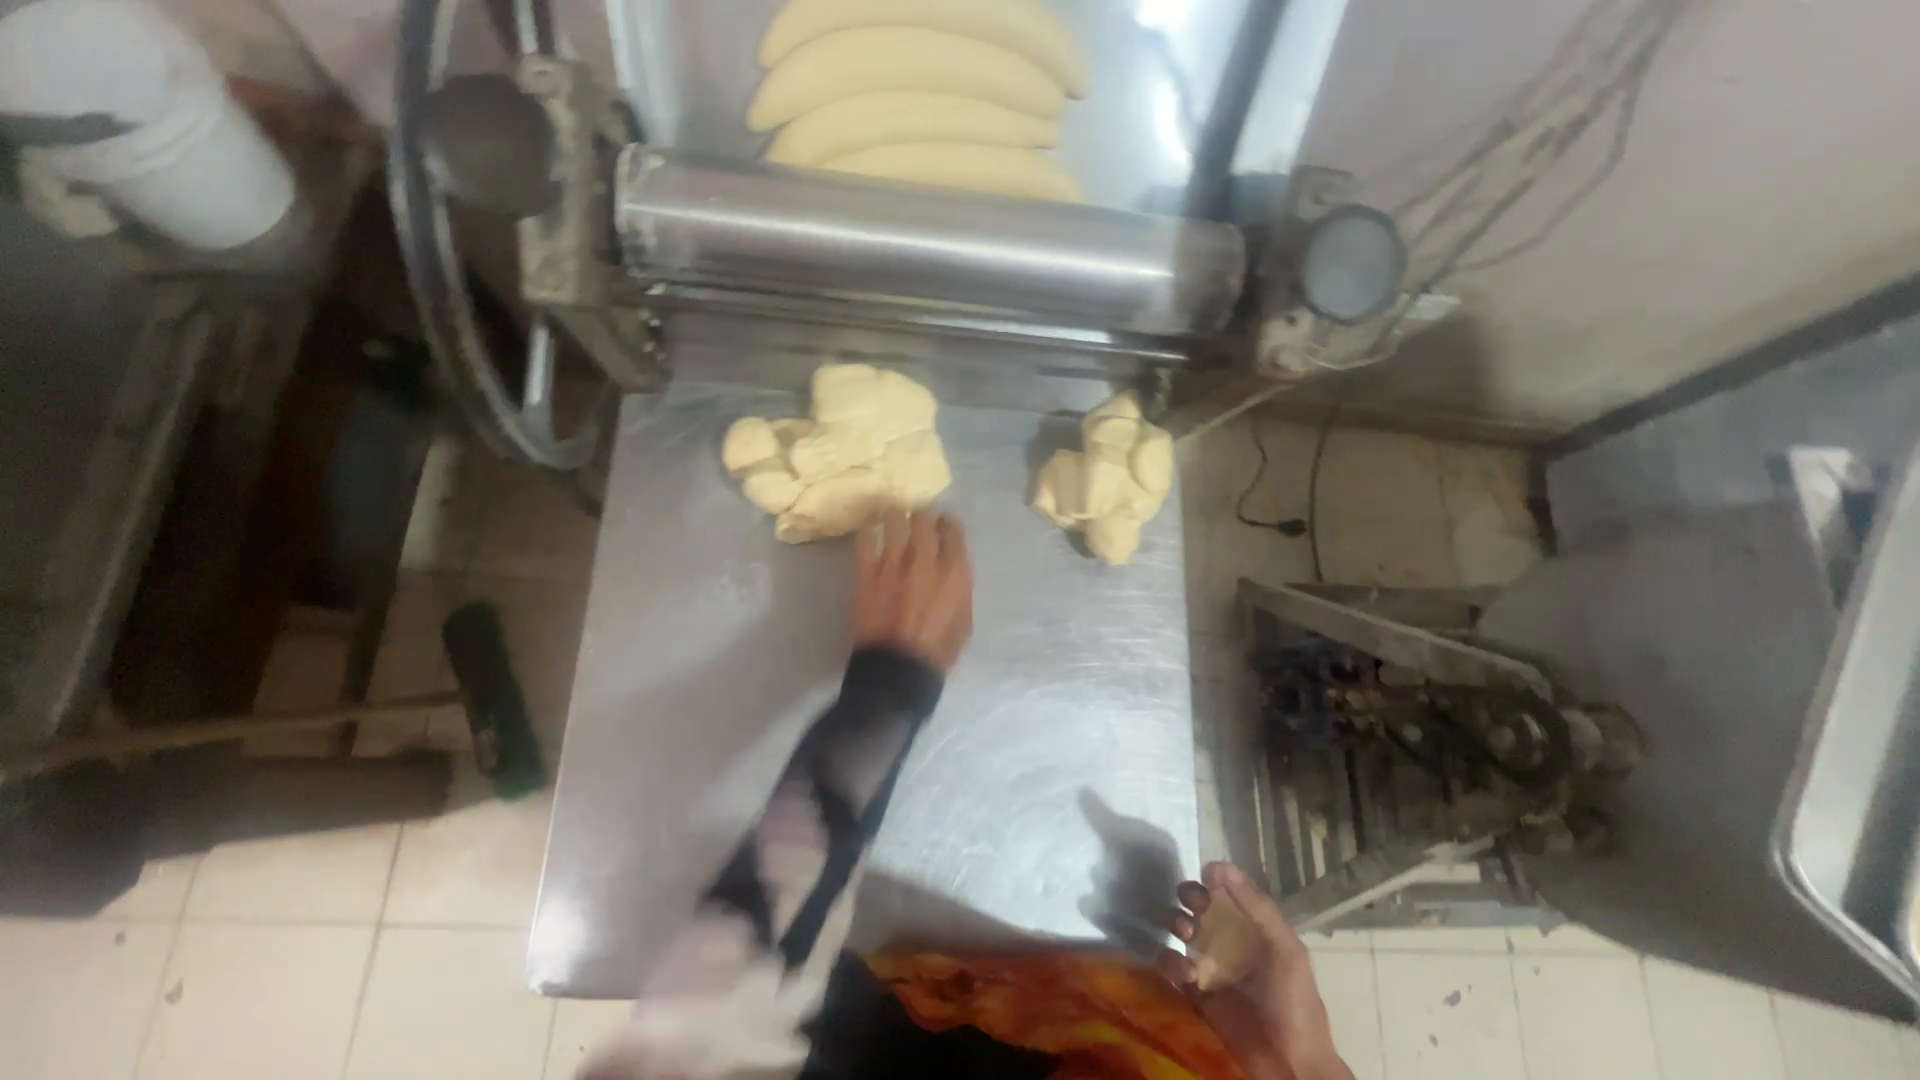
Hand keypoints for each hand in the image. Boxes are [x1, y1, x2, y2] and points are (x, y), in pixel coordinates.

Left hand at [851, 510, 972, 674]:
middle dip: (922, 515)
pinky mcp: (866, 574)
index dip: (948, 522)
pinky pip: (865, 541)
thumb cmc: (937, 651)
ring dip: (896, 518)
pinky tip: (870, 532)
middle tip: (918, 519)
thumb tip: (950, 572)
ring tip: (894, 520)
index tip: (943, 523)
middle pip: (924, 518)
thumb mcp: (964, 620)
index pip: (953, 531)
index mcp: (955, 573)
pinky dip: (869, 532)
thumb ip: (959, 589)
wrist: (897, 670)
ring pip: (894, 522)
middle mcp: (925, 561)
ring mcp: (893, 565)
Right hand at [1159, 862, 1353, 1079]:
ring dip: (1177, 924)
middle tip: (1191, 903)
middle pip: (1202, 907)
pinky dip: (1170, 962)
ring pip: (1182, 932)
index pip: (1230, 893)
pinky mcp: (1194, 993)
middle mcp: (1233, 942)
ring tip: (1184, 933)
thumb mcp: (1284, 949)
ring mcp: (1212, 967)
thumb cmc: (1293, 1002)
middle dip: (1192, 898)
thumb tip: (1218, 865)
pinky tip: (1184, 972)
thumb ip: (1256, 907)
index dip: (1216, 880)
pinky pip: (1172, 967)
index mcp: (1257, 929)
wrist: (1289, 1066)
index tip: (1206, 875)